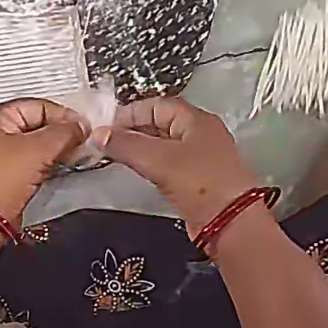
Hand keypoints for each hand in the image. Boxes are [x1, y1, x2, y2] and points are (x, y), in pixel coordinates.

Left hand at [0, 98, 89, 223]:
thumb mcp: (37, 149)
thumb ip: (64, 132)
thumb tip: (80, 126)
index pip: (39, 106)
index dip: (64, 116)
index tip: (84, 129)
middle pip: (39, 125)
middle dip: (62, 135)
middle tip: (81, 145)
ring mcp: (0, 156)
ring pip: (38, 146)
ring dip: (57, 152)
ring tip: (73, 159)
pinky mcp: (7, 177)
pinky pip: (34, 164)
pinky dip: (49, 166)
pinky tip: (60, 171)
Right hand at [96, 97, 264, 236]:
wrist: (231, 222)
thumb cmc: (197, 182)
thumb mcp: (157, 159)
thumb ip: (125, 145)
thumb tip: (97, 134)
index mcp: (196, 120)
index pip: (157, 105)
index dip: (130, 113)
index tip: (105, 127)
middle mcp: (200, 134)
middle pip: (160, 123)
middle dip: (133, 130)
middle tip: (106, 142)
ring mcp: (201, 157)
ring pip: (164, 145)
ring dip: (141, 148)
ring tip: (116, 156)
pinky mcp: (199, 179)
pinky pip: (170, 164)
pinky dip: (152, 165)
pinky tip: (138, 171)